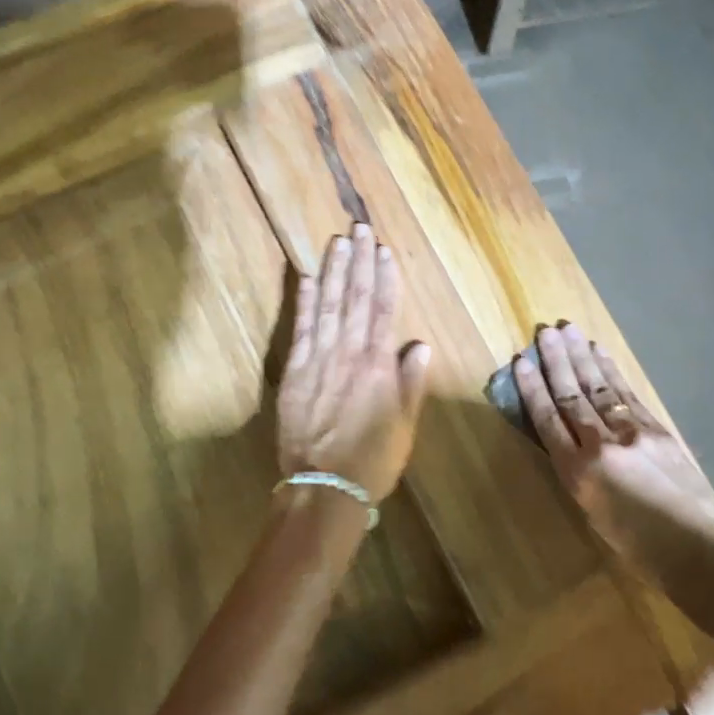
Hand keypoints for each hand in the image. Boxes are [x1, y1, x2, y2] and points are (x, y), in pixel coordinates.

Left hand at [277, 224, 430, 501]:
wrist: (325, 486)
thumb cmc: (373, 460)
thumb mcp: (404, 425)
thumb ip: (411, 382)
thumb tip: (419, 344)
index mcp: (379, 365)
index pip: (383, 310)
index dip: (385, 277)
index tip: (384, 250)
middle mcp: (349, 353)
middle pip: (355, 298)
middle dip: (359, 261)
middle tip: (359, 228)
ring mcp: (319, 359)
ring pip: (328, 305)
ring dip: (333, 271)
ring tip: (337, 242)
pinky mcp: (294, 371)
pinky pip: (302, 328)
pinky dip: (305, 301)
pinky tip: (306, 277)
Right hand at [513, 323, 713, 562]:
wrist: (697, 552)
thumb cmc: (638, 547)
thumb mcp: (592, 513)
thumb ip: (577, 472)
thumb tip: (567, 439)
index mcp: (578, 474)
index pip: (548, 421)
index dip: (532, 389)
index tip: (521, 361)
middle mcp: (601, 447)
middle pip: (573, 396)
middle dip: (556, 362)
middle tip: (545, 332)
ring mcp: (633, 434)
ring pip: (600, 389)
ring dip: (582, 357)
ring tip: (568, 331)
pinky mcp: (658, 430)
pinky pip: (627, 395)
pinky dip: (612, 372)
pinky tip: (600, 355)